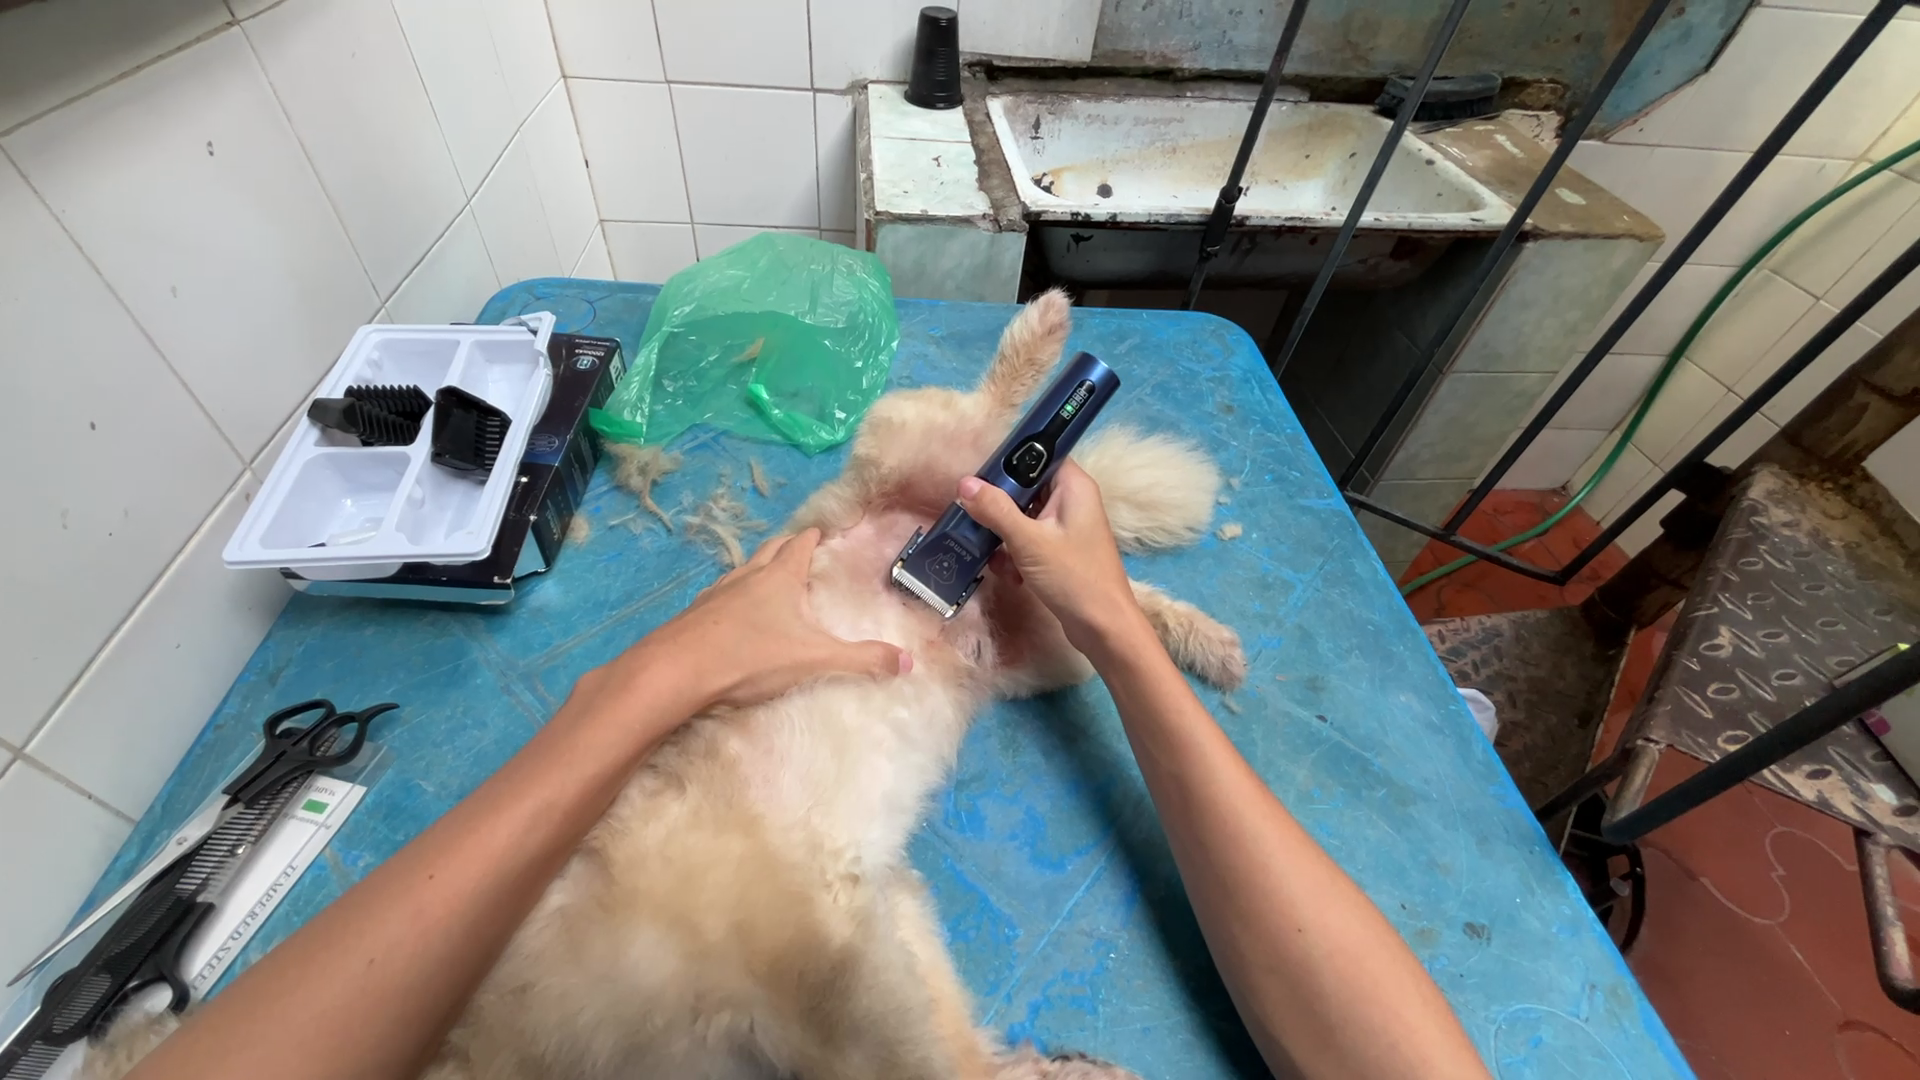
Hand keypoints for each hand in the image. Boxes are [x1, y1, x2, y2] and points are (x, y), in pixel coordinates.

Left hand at [663, 528, 911, 708]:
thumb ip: (861, 660)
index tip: (821, 531)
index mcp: (780, 578)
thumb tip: (907, 662)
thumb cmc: (751, 655)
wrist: (676, 671)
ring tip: (768, 576)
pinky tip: (733, 612)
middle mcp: (748, 576)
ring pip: (742, 569)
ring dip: (758, 567)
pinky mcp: (695, 615)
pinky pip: (721, 594)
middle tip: (799, 548)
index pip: (800, 545)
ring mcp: (717, 593)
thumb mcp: (814, 659)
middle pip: (770, 550)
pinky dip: (734, 594)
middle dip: (786, 546)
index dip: (812, 537)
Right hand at [956, 462, 1144, 654]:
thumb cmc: (1072, 576)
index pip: (1039, 454)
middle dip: (999, 505)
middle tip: (974, 516)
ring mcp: (1066, 527)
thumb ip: (996, 510)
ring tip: (991, 552)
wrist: (1103, 627)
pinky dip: (1016, 554)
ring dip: (1004, 534)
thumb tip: (964, 483)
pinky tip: (1009, 574)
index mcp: (1073, 486)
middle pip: (1026, 487)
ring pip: (1024, 516)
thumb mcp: (1028, 541)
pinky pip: (1029, 540)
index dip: (1009, 460)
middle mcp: (1072, 500)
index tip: (979, 474)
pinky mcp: (1060, 551)